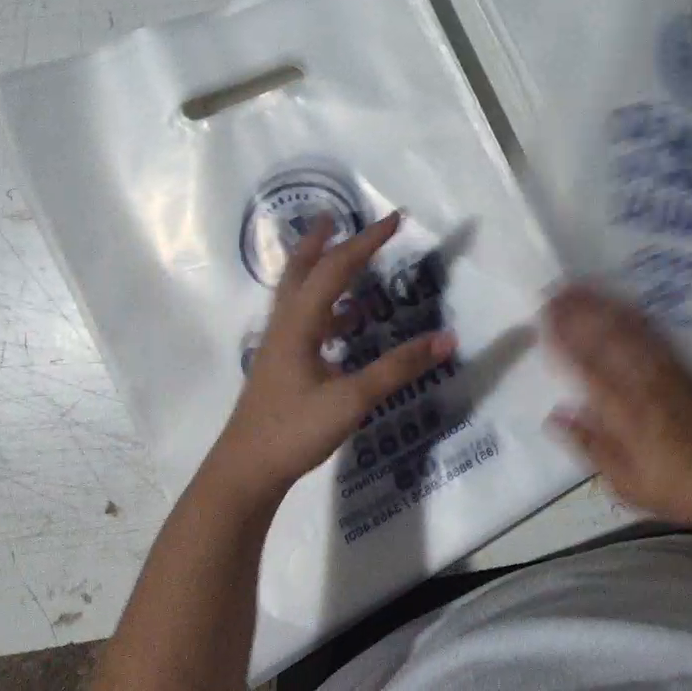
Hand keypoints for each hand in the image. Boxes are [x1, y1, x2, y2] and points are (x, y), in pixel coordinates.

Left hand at [202, 213, 455, 504]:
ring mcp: (280, 347)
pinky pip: (304, 319)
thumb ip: (399, 368)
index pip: (336, 269)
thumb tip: (448, 339)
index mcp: (300, 324)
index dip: (366, 242)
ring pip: (297, 294)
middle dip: (319, 241)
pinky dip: (325, 304)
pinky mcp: (282, 366)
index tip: (395, 220)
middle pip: (301, 271)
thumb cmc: (293, 430)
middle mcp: (286, 326)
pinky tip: (346, 319)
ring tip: (340, 256)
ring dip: (317, 268)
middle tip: (333, 216)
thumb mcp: (353, 399)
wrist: (243, 475)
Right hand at [544, 286, 691, 529]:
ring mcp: (665, 372)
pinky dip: (632, 315)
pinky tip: (620, 304)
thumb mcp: (624, 481)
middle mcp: (643, 383)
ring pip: (628, 330)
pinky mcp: (682, 368)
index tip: (543, 322)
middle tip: (554, 293)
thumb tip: (555, 415)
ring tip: (579, 288)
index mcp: (624, 412)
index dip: (563, 341)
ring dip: (602, 306)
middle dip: (578, 312)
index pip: (586, 367)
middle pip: (606, 338)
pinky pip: (653, 334)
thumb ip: (590, 445)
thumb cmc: (673, 487)